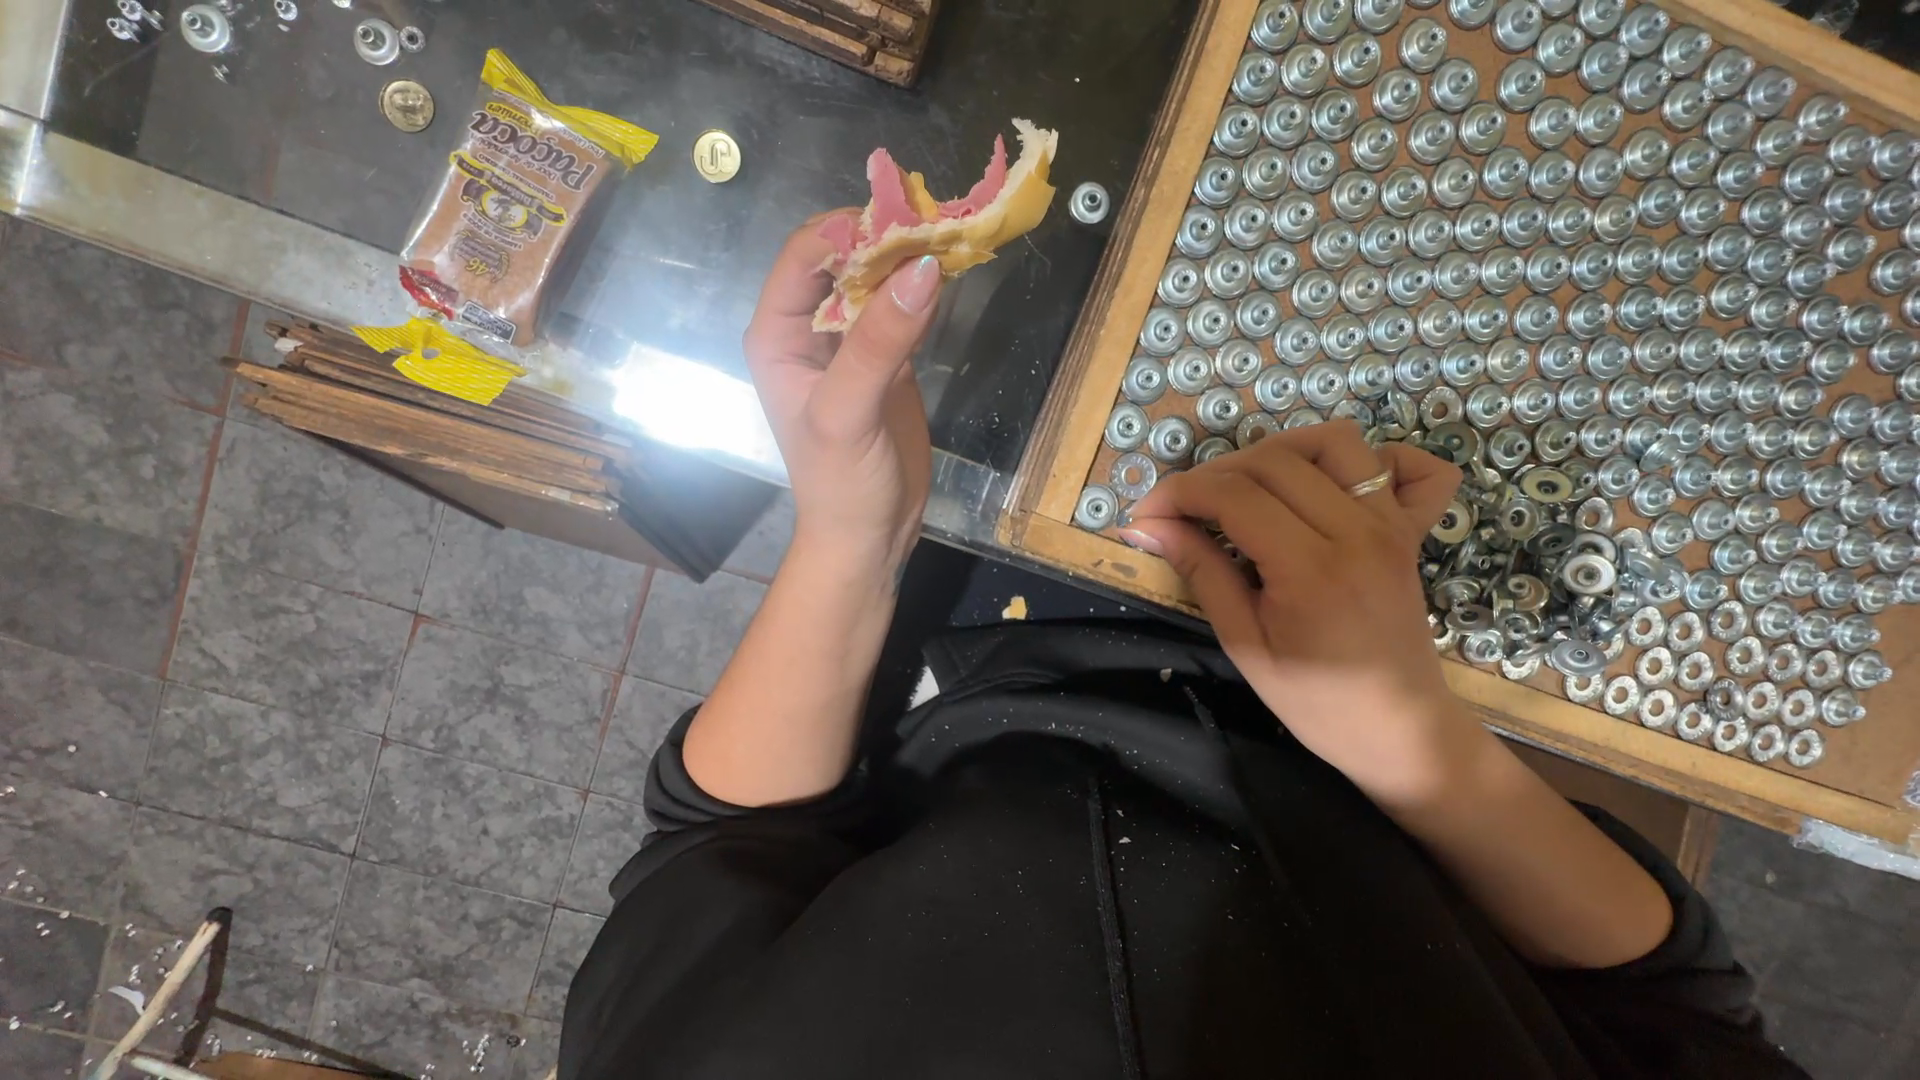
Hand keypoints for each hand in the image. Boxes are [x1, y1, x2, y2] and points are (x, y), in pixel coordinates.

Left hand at [743, 212, 943, 566]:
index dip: (846, 230)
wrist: (869, 536)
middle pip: (842, 259)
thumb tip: (924, 267)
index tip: (901, 220)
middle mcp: (809, 330)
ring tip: (951, 238)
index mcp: (778, 334)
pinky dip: (925, 290)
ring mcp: (851, 343)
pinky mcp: (888, 358)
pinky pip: (903, 309)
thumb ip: (878, 342)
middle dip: (883, 238)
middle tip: (935, 224)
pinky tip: (953, 273)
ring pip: (876, 280)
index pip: (803, 256)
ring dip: (909, 259)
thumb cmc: (840, 483)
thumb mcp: (847, 413)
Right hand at [1120, 421, 1470, 806]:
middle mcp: (1357, 531)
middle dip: (1213, 473)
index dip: (1179, 493)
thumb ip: (1201, 572)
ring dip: (1279, 450)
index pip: (1233, 495)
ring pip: (1333, 442)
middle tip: (1184, 508)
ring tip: (1247, 486)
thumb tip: (1147, 526)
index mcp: (1310, 568)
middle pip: (1274, 460)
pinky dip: (1372, 458)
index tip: (1147, 514)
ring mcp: (1391, 525)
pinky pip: (1408, 466)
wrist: (1398, 729)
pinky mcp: (1410, 529)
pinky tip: (1332, 483)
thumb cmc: (1315, 701)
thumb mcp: (1243, 643)